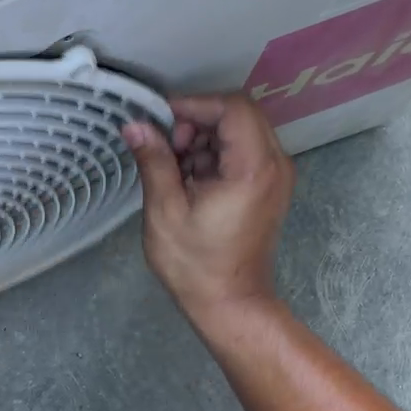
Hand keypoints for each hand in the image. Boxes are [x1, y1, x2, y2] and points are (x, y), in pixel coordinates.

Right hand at [124, 93, 295, 320]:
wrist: (230, 304)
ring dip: (204, 140)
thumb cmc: (195, 265)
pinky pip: (243, 152)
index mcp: (252, 168)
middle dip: (197, 122)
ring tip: (175, 170)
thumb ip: (153, 161)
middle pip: (238, 115)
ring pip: (240, 132)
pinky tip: (190, 181)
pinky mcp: (269, 187)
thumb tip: (134, 125)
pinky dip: (215, 156)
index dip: (193, 105)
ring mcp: (275, 176)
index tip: (160, 121)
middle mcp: (275, 164)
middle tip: (167, 150)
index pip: (231, 108)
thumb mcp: (164, 211)